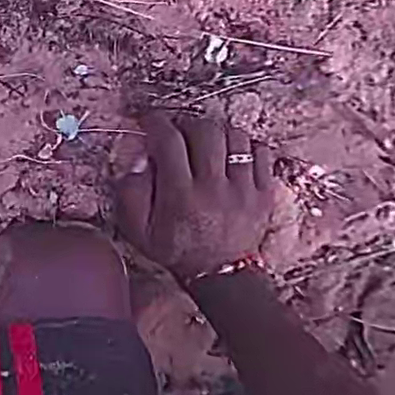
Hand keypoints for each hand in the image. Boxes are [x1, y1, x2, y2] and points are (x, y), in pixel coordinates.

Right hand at [115, 114, 276, 282]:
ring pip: (235, 136)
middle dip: (185, 123)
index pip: (169, 141)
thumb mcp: (137, 228)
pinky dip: (244, 144)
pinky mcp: (265, 192)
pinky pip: (261, 151)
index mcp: (180, 195)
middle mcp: (214, 187)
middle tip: (176, 131)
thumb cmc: (174, 248)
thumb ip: (130, 192)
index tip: (148, 119)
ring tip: (202, 141)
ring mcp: (244, 189)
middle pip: (205, 131)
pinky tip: (228, 152)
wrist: (220, 276)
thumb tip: (139, 159)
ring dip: (215, 131)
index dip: (155, 121)